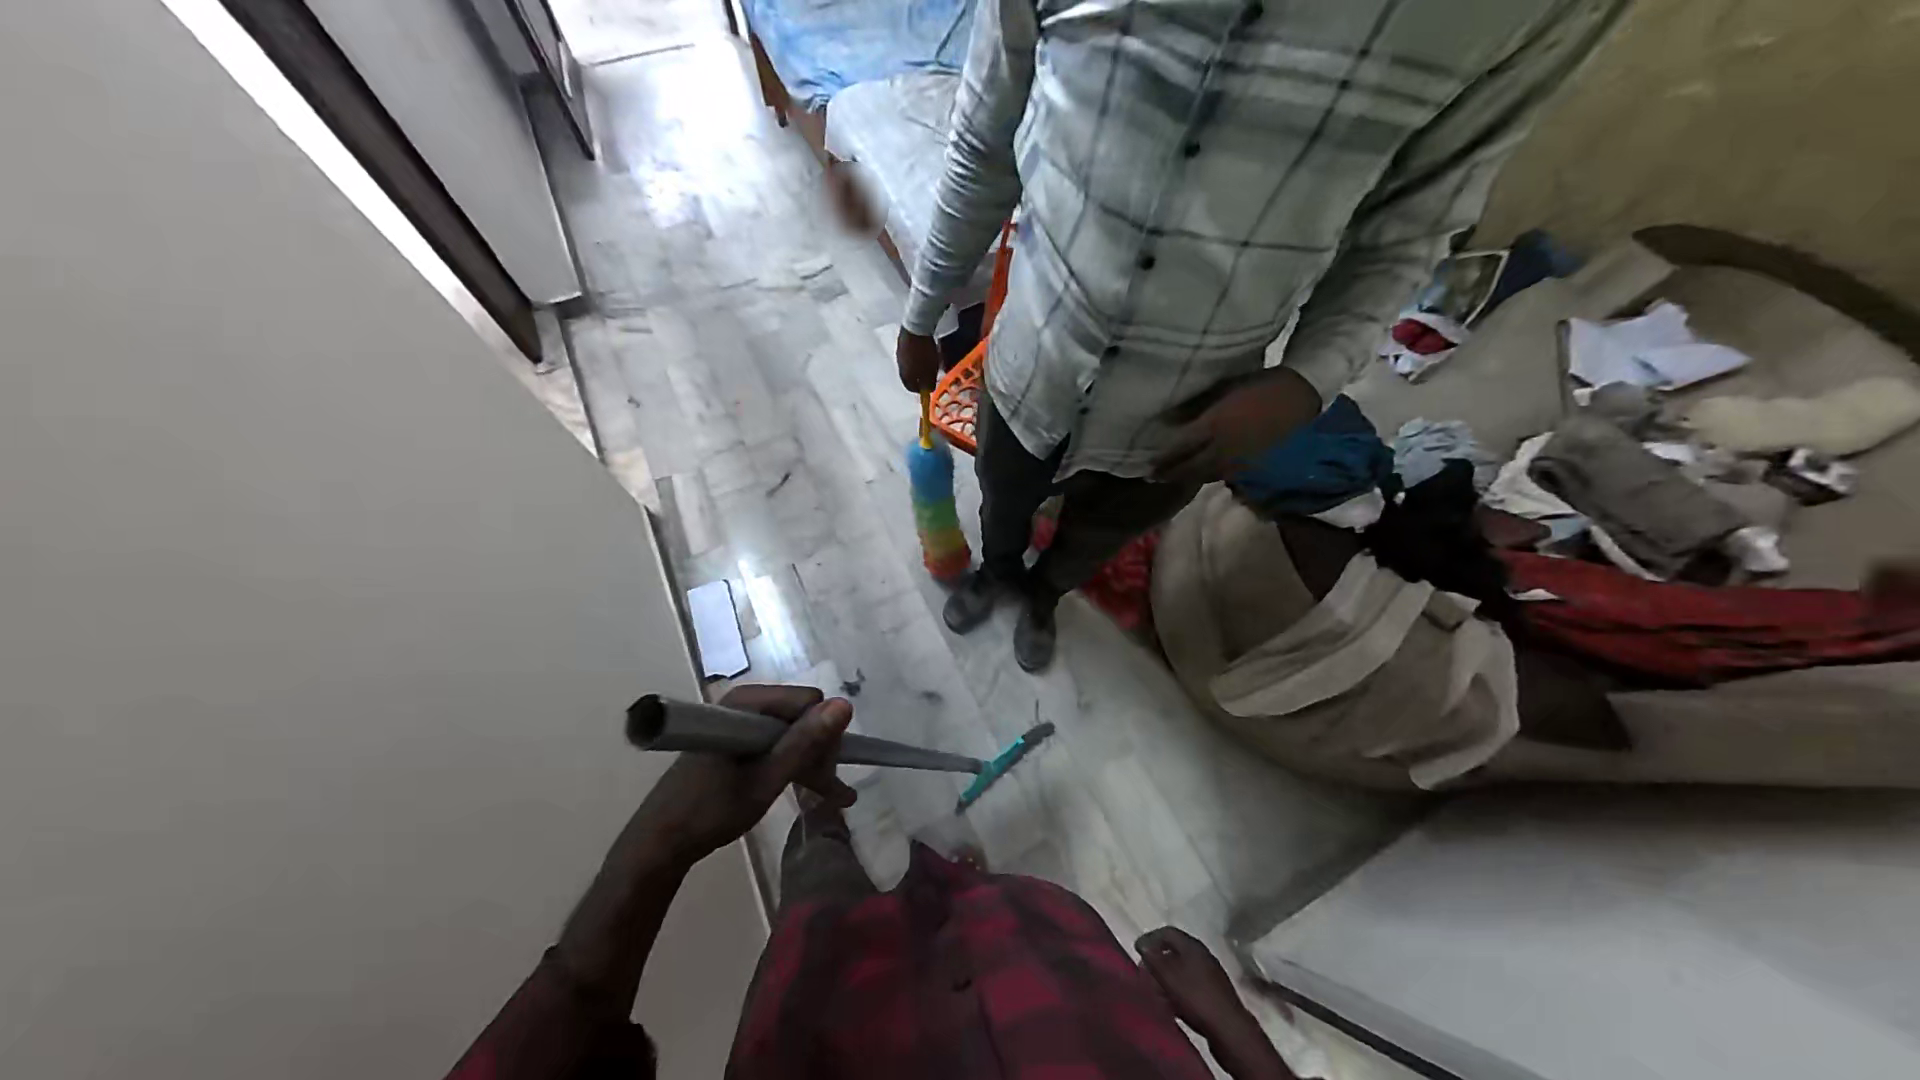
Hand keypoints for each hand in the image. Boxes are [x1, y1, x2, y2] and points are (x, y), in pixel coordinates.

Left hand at [631, 685, 856, 870]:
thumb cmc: (712, 810)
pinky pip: (777, 740)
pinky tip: (814, 788)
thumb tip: (844, 705)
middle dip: (820, 751)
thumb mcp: (767, 780)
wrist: (661, 841)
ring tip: (835, 795)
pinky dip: (793, 762)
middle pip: (802, 715)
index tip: (827, 771)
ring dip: (812, 761)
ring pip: (793, 730)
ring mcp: (740, 720)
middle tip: (832, 791)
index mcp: (747, 703)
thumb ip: (805, 742)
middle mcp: (745, 702)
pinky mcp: (737, 737)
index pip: (809, 702)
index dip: (824, 734)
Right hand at [896, 329, 941, 392]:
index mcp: (905, 376)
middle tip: (929, 375)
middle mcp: (899, 366)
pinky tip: (922, 352)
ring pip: (908, 364)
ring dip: (917, 366)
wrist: (916, 328)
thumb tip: (928, 391)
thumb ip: (929, 383)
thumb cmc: (924, 353)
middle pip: (909, 376)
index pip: (911, 388)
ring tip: (927, 363)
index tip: (929, 387)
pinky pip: (909, 354)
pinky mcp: (901, 342)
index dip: (921, 390)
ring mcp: (899, 354)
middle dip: (919, 378)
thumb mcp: (931, 371)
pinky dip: (915, 356)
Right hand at [1136, 928, 1255, 1040]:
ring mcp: (1211, 976)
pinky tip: (1170, 1004)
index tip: (1136, 950)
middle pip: (1175, 951)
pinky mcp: (1214, 996)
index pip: (1167, 932)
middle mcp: (1203, 956)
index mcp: (1193, 946)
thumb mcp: (1168, 975)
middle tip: (1143, 971)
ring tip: (1153, 990)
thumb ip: (1153, 958)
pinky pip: (1190, 986)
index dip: (1150, 938)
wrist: (1230, 1030)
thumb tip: (1143, 945)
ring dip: (1166, 978)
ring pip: (1182, 971)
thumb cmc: (1195, 997)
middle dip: (1157, 960)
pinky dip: (1177, 991)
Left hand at [1151, 369, 1321, 486]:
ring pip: (1207, 474)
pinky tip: (1203, 476)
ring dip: (1188, 478)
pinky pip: (1226, 475)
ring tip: (1173, 479)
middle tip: (1153, 478)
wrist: (1302, 394)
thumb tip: (1175, 418)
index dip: (1163, 459)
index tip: (1148, 465)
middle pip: (1190, 467)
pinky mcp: (1253, 464)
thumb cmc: (1261, 383)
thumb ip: (1200, 406)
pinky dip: (1210, 477)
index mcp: (1213, 425)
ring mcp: (1239, 458)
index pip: (1181, 448)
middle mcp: (1223, 447)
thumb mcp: (1225, 388)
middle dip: (1170, 474)